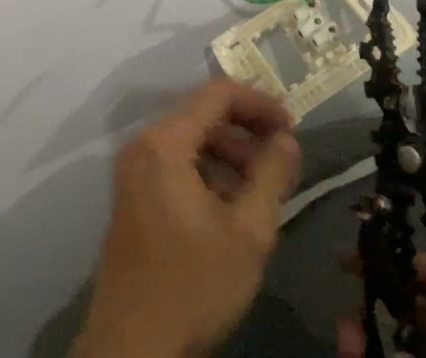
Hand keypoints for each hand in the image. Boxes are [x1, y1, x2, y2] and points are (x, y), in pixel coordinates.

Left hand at [71, 79, 301, 357]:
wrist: (134, 346)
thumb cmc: (194, 284)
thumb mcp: (249, 230)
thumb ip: (272, 174)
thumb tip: (287, 139)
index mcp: (165, 143)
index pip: (217, 94)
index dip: (260, 103)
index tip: (293, 127)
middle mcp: (142, 147)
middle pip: (201, 114)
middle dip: (246, 130)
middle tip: (284, 158)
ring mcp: (133, 173)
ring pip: (189, 142)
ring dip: (229, 154)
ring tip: (264, 186)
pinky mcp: (133, 198)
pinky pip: (174, 165)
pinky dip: (207, 172)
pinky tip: (233, 205)